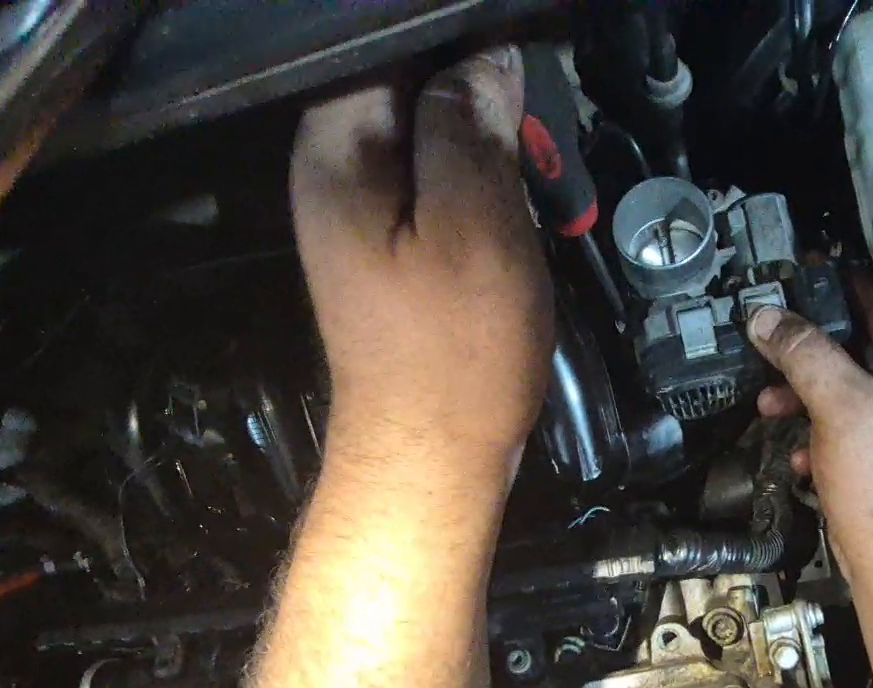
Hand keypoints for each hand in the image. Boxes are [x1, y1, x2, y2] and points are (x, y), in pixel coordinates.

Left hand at [290, 47, 552, 467]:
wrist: (433, 455)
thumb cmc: (456, 353)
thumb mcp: (476, 229)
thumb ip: (470, 128)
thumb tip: (485, 58)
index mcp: (340, 150)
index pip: (393, 47)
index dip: (462, 52)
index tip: (521, 85)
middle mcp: (337, 175)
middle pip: (411, 93)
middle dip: (481, 105)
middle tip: (535, 145)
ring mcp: (363, 220)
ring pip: (432, 148)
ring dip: (488, 156)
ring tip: (534, 180)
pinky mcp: (395, 258)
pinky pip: (439, 198)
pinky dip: (481, 197)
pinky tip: (513, 218)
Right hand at [746, 273, 872, 562]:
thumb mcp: (838, 401)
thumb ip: (803, 353)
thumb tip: (764, 315)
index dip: (839, 284)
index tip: (799, 271)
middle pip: (856, 348)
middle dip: (807, 350)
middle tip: (767, 341)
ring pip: (842, 393)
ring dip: (802, 397)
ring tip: (766, 406)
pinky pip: (841, 433)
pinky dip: (816, 438)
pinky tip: (798, 459)